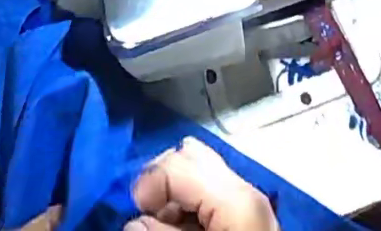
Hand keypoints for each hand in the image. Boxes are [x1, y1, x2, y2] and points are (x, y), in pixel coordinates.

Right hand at [128, 137, 279, 230]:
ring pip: (199, 177)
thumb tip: (135, 222)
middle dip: (162, 185)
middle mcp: (245, 191)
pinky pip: (209, 201)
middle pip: (192, 157)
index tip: (133, 213)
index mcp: (236, 198)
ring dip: (173, 201)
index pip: (180, 161)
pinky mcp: (246, 221)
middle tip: (146, 222)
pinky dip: (189, 213)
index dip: (149, 183)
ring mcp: (247, 206)